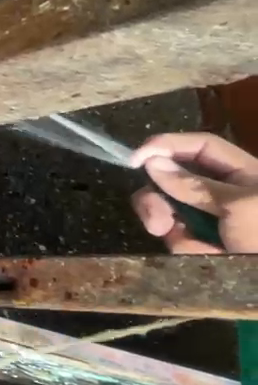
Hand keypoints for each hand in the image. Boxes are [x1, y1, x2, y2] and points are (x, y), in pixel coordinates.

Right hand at [130, 132, 257, 253]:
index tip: (137, 158)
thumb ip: (194, 184)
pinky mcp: (196, 236)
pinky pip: (167, 223)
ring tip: (162, 229)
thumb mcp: (241, 207)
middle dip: (155, 187)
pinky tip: (176, 240)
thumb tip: (152, 163)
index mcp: (247, 177)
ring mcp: (208, 215)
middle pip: (172, 172)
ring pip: (162, 198)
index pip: (202, 145)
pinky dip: (166, 231)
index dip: (168, 144)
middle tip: (152, 201)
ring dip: (156, 210)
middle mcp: (224, 191)